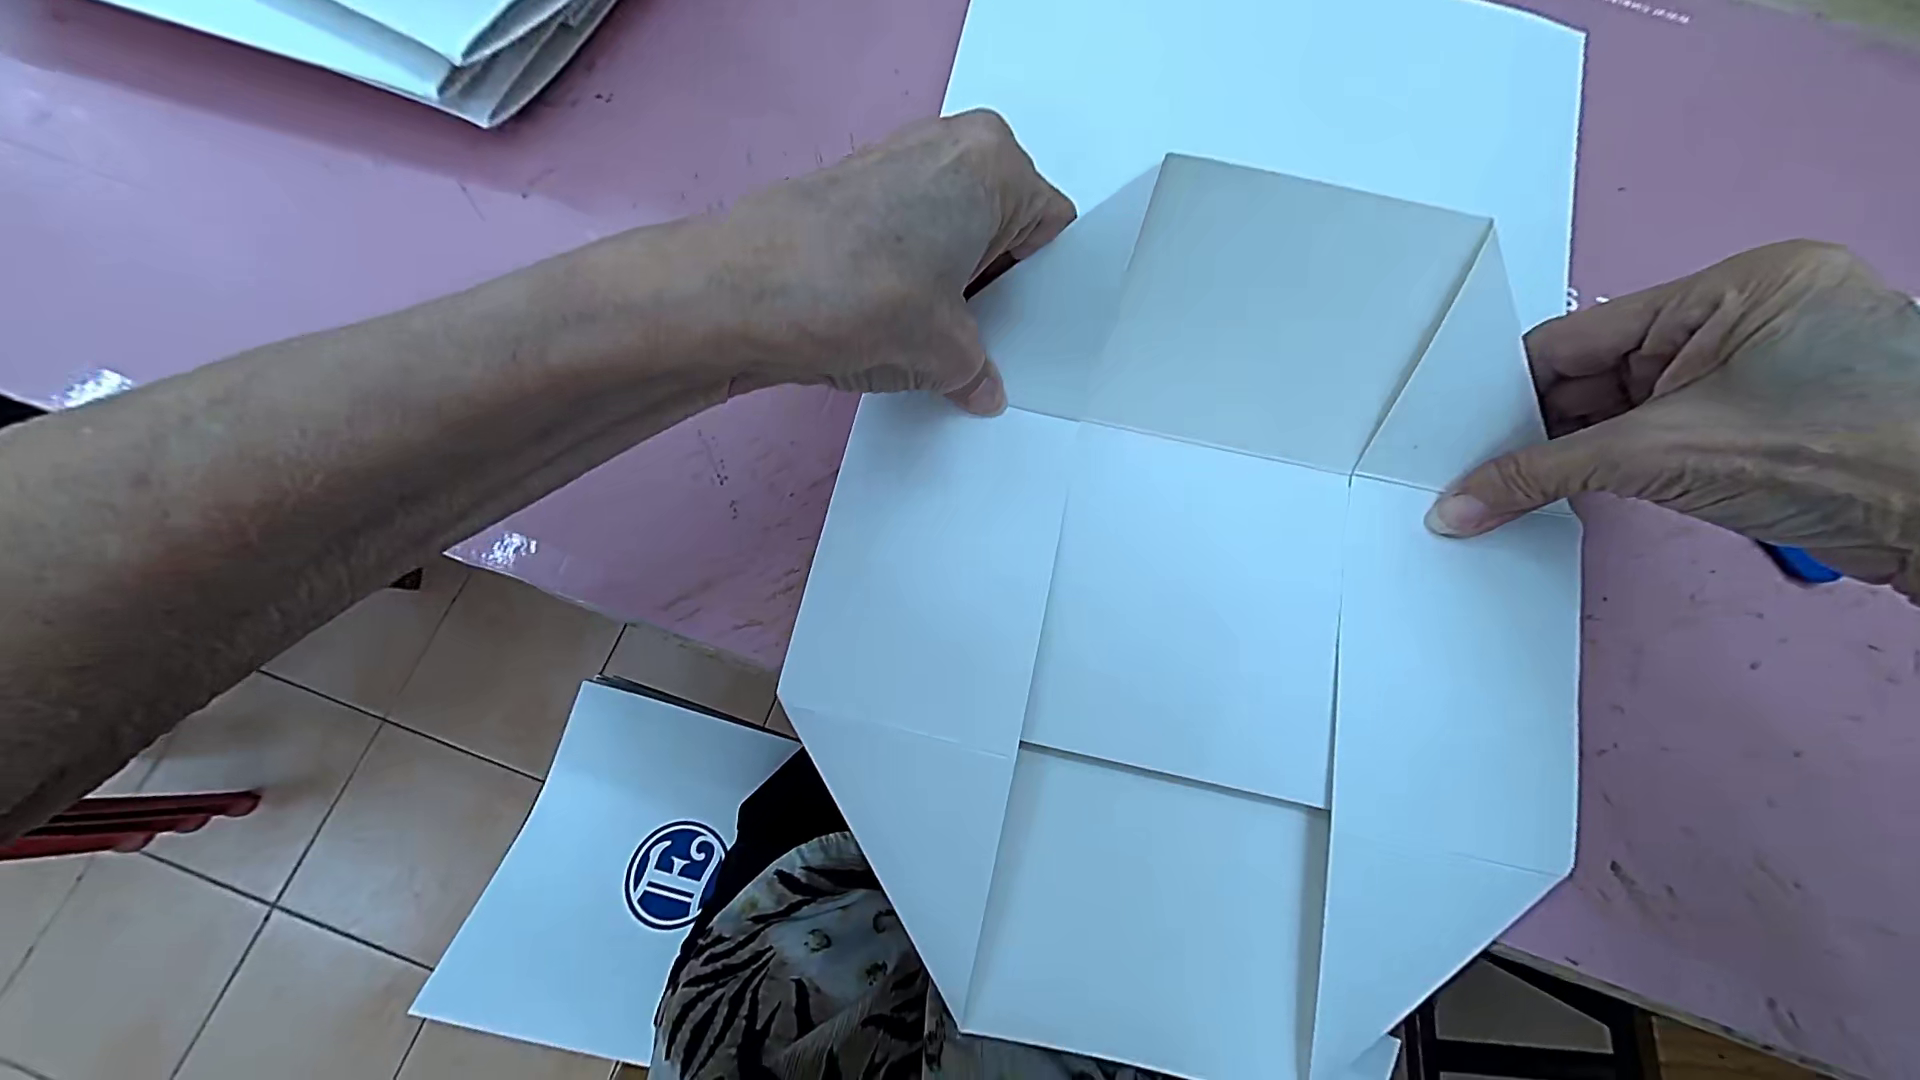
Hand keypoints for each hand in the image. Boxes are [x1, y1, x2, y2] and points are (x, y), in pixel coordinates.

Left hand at [693, 109, 1074, 414]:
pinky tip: (895, 321)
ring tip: (934, 337)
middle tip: (983, 342)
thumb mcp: (945, 352)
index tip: (1025, 330)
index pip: (1050, 229)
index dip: (1039, 287)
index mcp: (995, 163)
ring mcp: (896, 165)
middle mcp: (948, 146)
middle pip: (1001, 230)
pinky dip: (913, 280)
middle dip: (995, 289)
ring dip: (952, 289)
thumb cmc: (860, 298)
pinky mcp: (856, 194)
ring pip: (953, 238)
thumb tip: (983, 388)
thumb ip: (978, 370)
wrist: (744, 294)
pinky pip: (910, 241)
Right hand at [1426, 240, 1919, 596]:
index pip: (1571, 340)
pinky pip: (1630, 441)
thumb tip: (1456, 506)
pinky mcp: (1735, 427)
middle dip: (1528, 429)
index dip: (1506, 390)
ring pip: (1601, 414)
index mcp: (1729, 291)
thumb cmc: (1860, 453)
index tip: (1457, 436)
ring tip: (1505, 485)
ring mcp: (1735, 378)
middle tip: (1473, 468)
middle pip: (1581, 378)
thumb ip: (1537, 476)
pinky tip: (1551, 491)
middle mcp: (1730, 325)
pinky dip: (1590, 469)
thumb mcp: (1659, 454)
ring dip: (1557, 453)